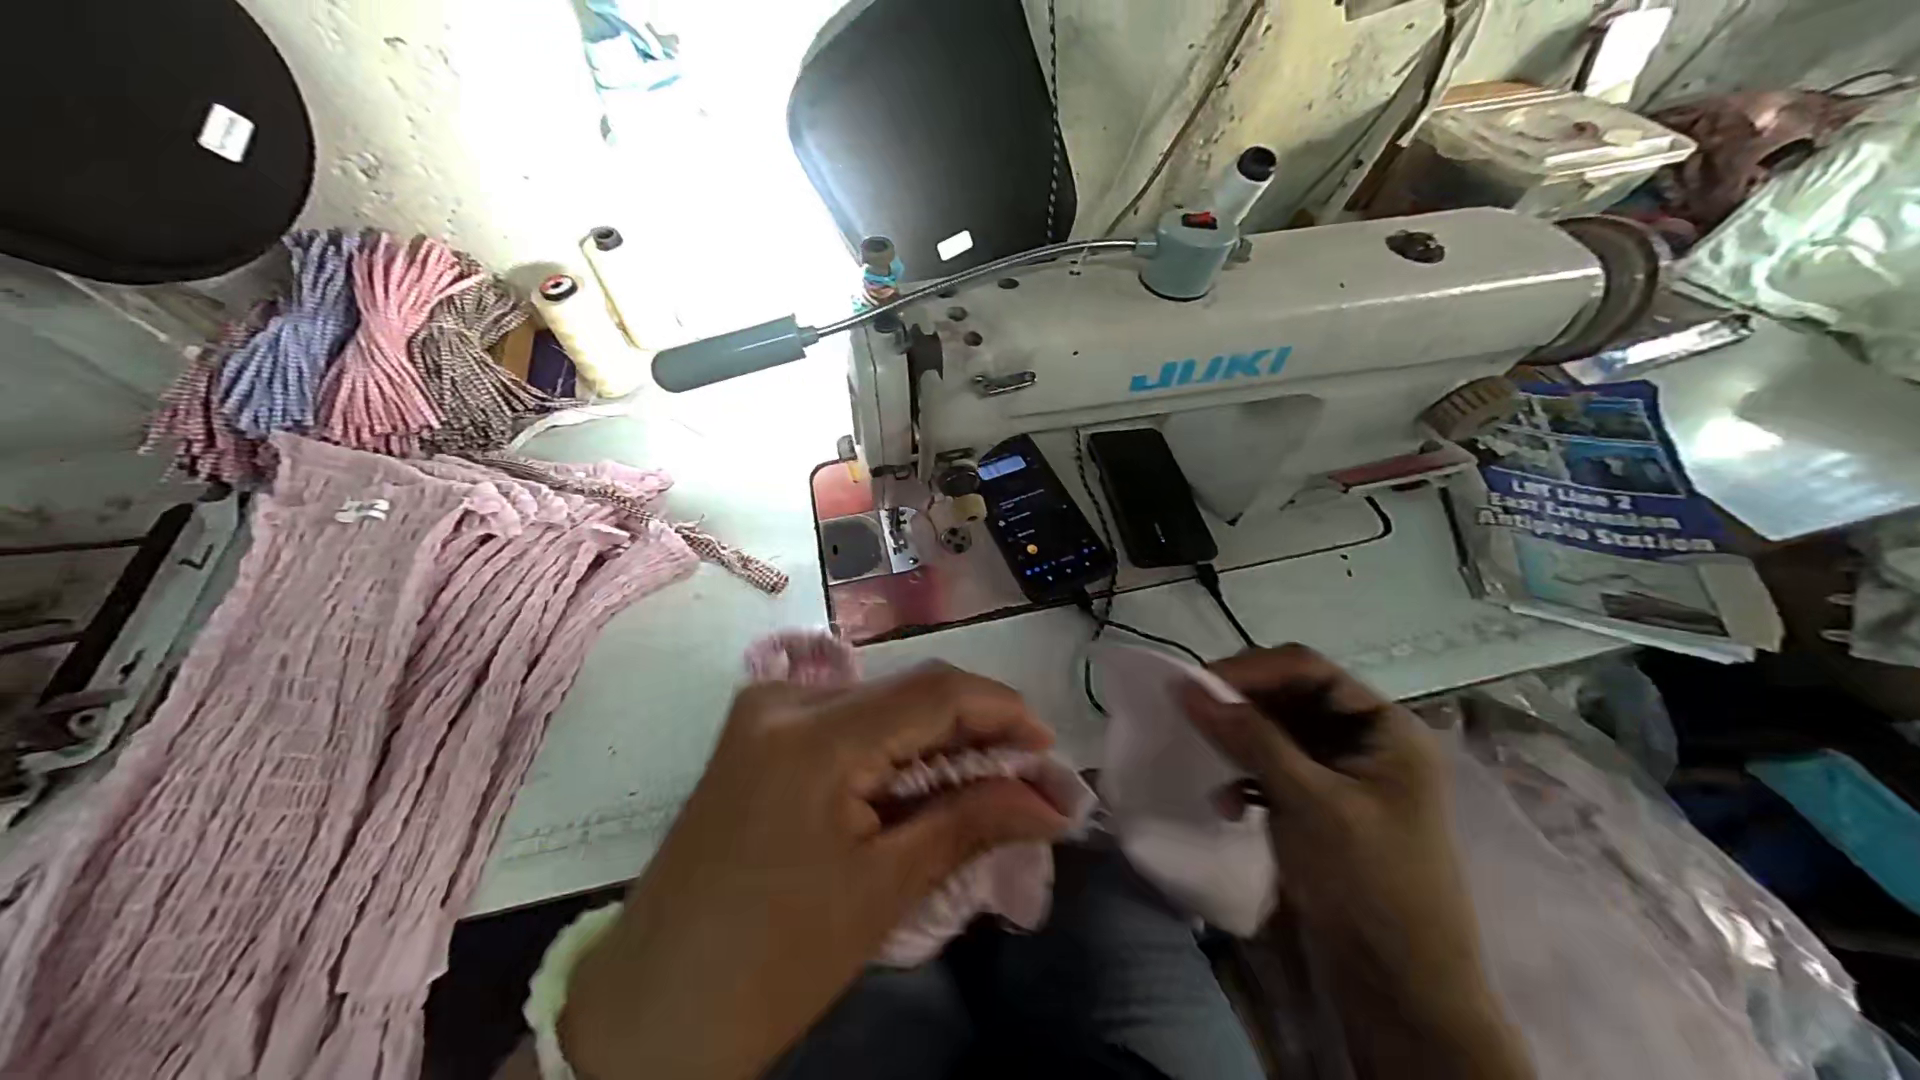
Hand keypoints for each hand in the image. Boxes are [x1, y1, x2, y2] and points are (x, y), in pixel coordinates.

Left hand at [561, 665, 1069, 1079]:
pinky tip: (917, 782)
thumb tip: (1051, 801)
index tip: (1046, 750)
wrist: (653, 1007)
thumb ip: (972, 822)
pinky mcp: (756, 734)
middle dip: (973, 729)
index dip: (1002, 711)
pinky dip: (891, 745)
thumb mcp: (884, 889)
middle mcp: (783, 701)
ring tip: (981, 784)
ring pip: (878, 704)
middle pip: (906, 692)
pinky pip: (844, 721)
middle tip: (1023, 776)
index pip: (933, 691)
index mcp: (813, 736)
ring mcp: (762, 713)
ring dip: (935, 738)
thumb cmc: (774, 960)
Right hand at [1182, 644, 1530, 1079]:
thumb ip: (1250, 738)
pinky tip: (1228, 804)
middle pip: (1291, 698)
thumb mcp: (1308, 803)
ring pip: (1277, 734)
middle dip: (1239, 707)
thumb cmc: (1367, 885)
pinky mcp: (1323, 807)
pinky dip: (1247, 778)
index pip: (1307, 670)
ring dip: (1238, 745)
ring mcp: (1345, 776)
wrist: (1401, 993)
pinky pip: (1275, 770)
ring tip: (1206, 763)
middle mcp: (1367, 742)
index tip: (1194, 686)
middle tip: (1189, 718)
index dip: (1250, 671)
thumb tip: (1188, 686)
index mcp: (1385, 728)